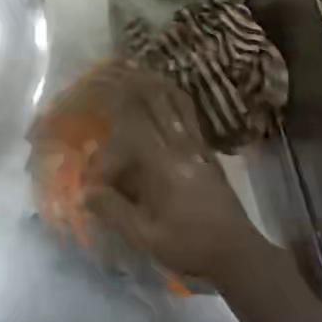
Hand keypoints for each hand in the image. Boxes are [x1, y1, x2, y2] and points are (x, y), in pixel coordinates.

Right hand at [80, 66, 271, 285]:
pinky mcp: (208, 154)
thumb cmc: (189, 246)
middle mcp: (181, 147)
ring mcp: (198, 148)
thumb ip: (113, 210)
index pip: (131, 130)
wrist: (238, 254)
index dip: (110, 126)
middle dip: (133, 85)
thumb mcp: (145, 237)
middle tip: (114, 67)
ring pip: (176, 105)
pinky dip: (175, 98)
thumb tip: (84, 191)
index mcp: (164, 165)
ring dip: (156, 85)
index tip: (93, 141)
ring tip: (140, 68)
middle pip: (156, 105)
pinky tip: (169, 93)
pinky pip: (189, 116)